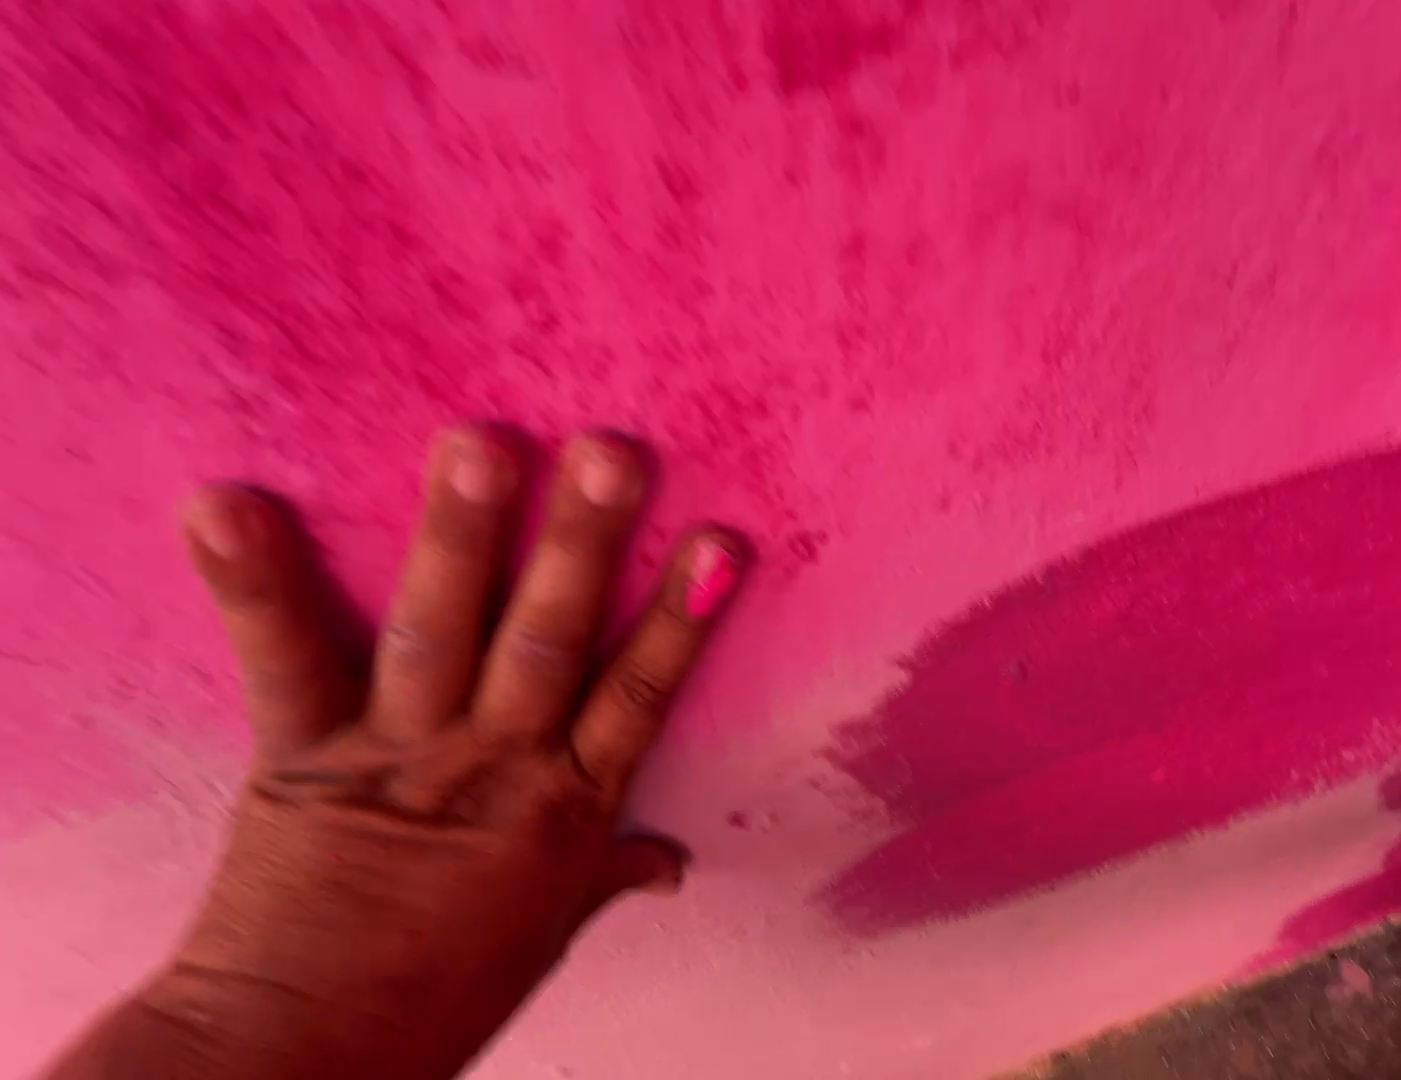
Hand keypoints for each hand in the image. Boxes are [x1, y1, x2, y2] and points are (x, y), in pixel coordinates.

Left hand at [48, 428, 743, 1079]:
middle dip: (582, 545)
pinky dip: (256, 585)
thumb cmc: (451, 986)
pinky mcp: (297, 760)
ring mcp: (396, 757)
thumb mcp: (557, 924)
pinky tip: (230, 503)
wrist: (296, 1068)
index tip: (723, 543)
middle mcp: (493, 766)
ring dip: (457, 538)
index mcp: (567, 805)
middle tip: (611, 455)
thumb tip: (679, 865)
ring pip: (437, 634)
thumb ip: (619, 868)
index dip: (684, 617)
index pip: (641, 692)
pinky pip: (282, 668)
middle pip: (547, 643)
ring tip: (480, 444)